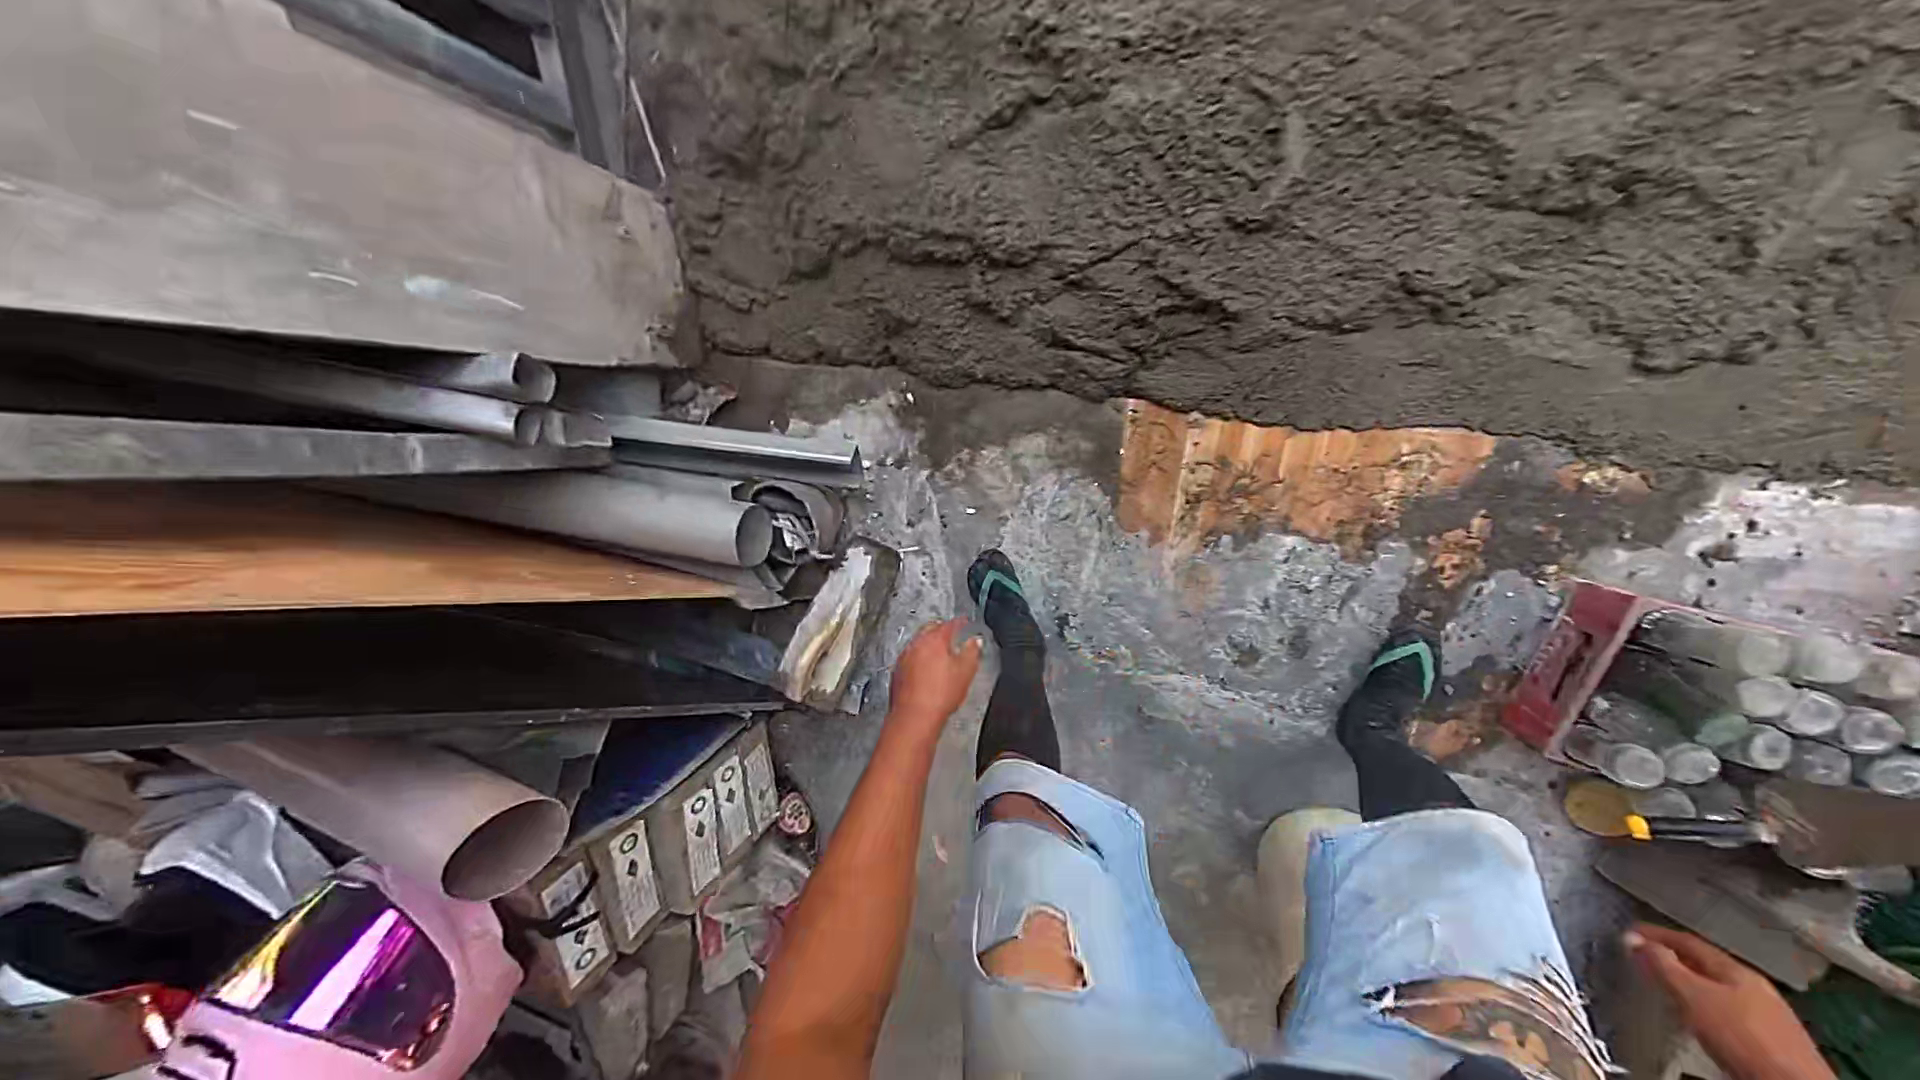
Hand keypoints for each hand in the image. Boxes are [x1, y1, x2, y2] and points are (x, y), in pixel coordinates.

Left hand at [888, 618, 982, 729]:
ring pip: (918, 644)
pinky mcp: (897, 673)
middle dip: (941, 630)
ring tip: (940, 654)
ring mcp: (904, 658)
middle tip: (951, 634)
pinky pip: (910, 659)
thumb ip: (972, 652)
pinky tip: (925, 671)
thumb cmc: (939, 695)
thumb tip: (975, 642)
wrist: (914, 717)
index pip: (949, 624)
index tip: (964, 622)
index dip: (959, 623)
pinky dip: (919, 659)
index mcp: (934, 640)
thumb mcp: (966, 671)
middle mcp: (916, 645)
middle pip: (930, 629)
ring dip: (928, 645)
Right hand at [1625, 923, 1835, 1079]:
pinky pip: (1727, 1008)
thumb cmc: (1739, 1035)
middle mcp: (1755, 987)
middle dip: (1672, 957)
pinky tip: (1696, 1015)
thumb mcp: (1691, 995)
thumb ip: (1662, 964)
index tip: (1628, 932)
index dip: (1656, 934)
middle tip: (1642, 956)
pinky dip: (1703, 1002)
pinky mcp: (1771, 1040)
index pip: (1689, 941)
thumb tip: (1633, 938)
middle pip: (1705, 963)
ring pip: (1717, 987)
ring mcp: (1768, 1015)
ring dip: (1687, 981)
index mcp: (1737, 971)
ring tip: (1663, 984)